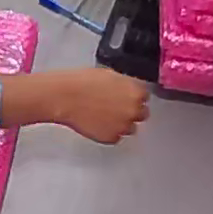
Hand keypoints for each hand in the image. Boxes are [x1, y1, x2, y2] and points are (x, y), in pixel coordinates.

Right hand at [0, 70, 149, 143]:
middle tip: (117, 109)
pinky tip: (99, 124)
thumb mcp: (111, 75)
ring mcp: (123, 126)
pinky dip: (109, 133)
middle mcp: (133, 110)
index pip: (145, 97)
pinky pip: (116, 137)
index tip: (127, 98)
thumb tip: (128, 91)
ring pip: (130, 128)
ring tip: (106, 117)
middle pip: (142, 114)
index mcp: (136, 91)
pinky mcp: (111, 138)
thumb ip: (125, 85)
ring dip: (122, 124)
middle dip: (132, 112)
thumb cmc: (84, 83)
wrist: (67, 97)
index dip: (135, 97)